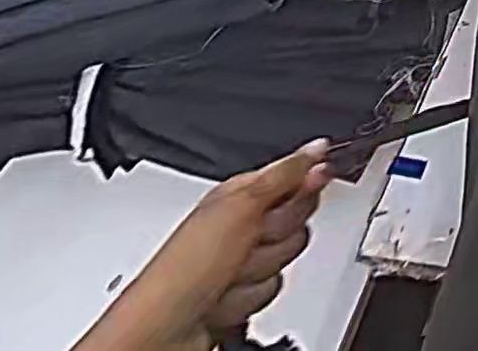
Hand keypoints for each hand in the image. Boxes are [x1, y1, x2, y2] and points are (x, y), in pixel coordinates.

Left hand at [73, 140, 332, 350]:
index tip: (308, 188)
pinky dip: (248, 296)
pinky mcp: (244, 292)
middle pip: (298, 217)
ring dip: (259, 268)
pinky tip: (223, 297)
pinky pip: (273, 286)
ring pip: (287, 254)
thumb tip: (319, 145)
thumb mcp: (242, 206)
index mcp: (243, 193)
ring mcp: (244, 260)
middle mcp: (245, 224)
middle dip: (276, 234)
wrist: (158, 335)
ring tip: (227, 276)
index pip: (299, 177)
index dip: (305, 186)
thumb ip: (287, 174)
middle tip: (249, 240)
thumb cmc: (185, 267)